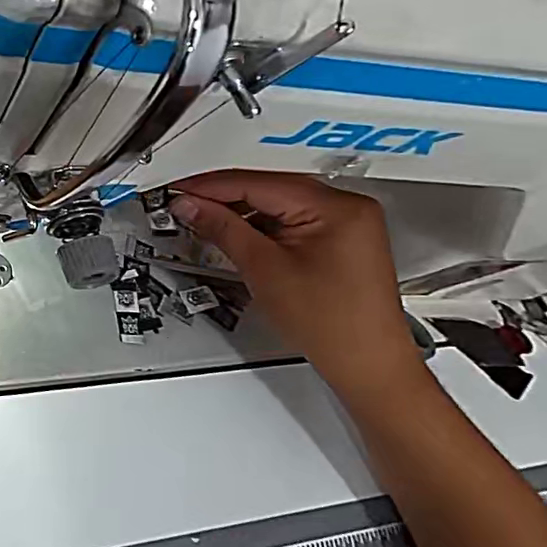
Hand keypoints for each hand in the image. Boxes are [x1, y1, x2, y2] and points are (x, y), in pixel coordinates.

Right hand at [169, 171, 423, 394]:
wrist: (365, 364)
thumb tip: (191, 205)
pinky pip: (290, 218)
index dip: (210, 186)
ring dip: (239, 210)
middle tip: (184, 203)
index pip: (257, 182)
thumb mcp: (263, 269)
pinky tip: (234, 233)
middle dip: (222, 196)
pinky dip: (259, 225)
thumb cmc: (332, 325)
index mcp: (336, 207)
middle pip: (268, 187)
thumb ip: (222, 228)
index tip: (180, 190)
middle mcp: (348, 206)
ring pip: (277, 202)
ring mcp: (346, 222)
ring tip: (203, 220)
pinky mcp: (339, 237)